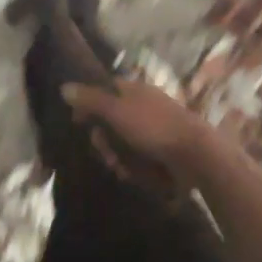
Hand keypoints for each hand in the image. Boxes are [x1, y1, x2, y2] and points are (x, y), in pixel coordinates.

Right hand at [61, 80, 208, 161]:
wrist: (197, 156)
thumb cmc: (154, 128)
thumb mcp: (116, 111)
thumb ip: (90, 100)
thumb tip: (64, 87)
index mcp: (134, 90)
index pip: (103, 90)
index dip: (88, 105)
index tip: (79, 121)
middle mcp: (143, 106)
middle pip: (108, 120)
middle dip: (103, 139)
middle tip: (106, 150)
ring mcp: (153, 129)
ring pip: (121, 142)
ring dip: (116, 156)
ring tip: (122, 167)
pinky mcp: (161, 150)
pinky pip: (136, 156)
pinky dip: (132, 165)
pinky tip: (134, 173)